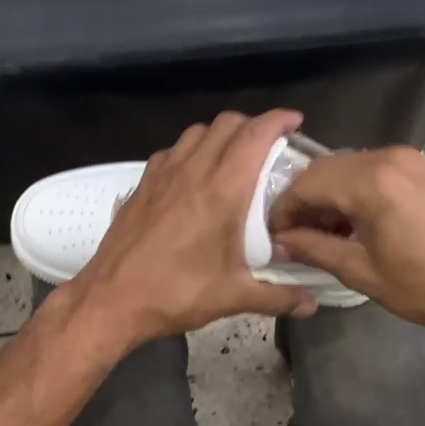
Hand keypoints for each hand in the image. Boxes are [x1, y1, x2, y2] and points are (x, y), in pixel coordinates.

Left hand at [62, 111, 319, 348]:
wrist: (112, 299)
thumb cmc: (177, 294)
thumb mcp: (234, 297)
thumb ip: (278, 297)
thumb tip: (312, 305)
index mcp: (222, 189)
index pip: (255, 135)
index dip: (278, 120)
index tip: (294, 122)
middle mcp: (193, 171)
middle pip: (226, 124)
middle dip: (252, 125)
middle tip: (268, 145)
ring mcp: (162, 174)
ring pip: (196, 133)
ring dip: (219, 135)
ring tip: (232, 157)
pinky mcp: (141, 185)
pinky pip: (171, 152)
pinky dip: (190, 152)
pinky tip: (193, 177)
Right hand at [268, 147, 424, 345]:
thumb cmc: (424, 286)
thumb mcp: (360, 271)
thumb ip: (314, 249)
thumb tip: (280, 243)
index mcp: (370, 181)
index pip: (306, 183)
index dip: (283, 210)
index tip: (273, 237)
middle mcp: (387, 158)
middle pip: (324, 170)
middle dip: (303, 202)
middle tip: (293, 238)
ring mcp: (407, 160)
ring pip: (347, 169)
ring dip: (327, 197)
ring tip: (321, 236)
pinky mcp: (420, 169)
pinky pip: (371, 172)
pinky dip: (352, 193)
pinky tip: (350, 226)